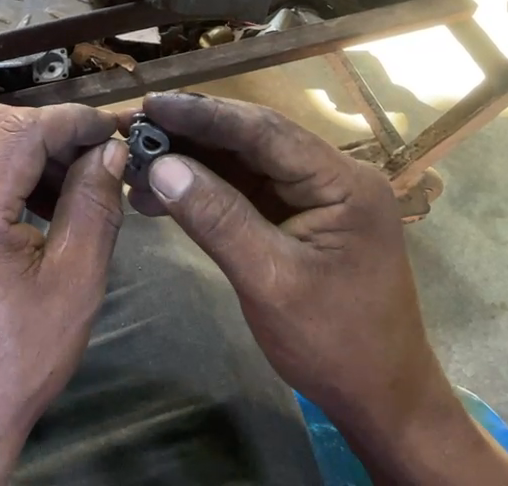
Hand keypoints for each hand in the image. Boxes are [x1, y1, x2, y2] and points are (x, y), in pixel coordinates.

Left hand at [0, 104, 126, 484]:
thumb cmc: (21, 356)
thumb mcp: (73, 281)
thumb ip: (93, 205)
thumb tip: (109, 151)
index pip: (24, 130)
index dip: (73, 122)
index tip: (113, 129)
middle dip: (51, 130)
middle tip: (98, 154)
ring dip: (28, 148)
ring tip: (76, 181)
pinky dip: (5, 170)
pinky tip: (40, 199)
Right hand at [131, 93, 507, 484]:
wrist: (379, 401)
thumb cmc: (335, 344)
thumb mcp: (271, 281)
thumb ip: (217, 218)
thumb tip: (159, 166)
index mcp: (343, 182)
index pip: (264, 131)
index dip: (202, 114)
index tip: (149, 105)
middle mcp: (329, 175)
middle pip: (248, 136)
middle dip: (186, 131)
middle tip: (129, 124)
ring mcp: (311, 194)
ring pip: (237, 159)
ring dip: (185, 158)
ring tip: (131, 160)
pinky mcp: (292, 214)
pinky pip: (238, 186)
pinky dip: (197, 186)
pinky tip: (156, 192)